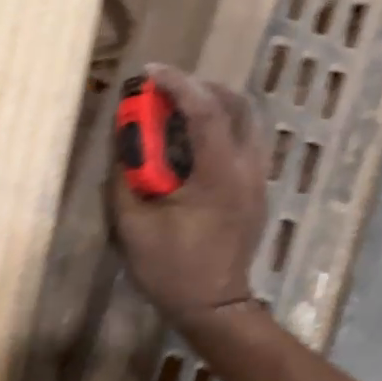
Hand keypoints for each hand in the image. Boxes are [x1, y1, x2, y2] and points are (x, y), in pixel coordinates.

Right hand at [108, 63, 267, 327]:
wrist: (216, 309)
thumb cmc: (171, 269)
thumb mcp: (132, 225)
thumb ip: (125, 177)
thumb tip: (122, 141)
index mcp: (218, 175)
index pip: (205, 110)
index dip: (176, 83)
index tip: (150, 71)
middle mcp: (247, 169)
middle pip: (238, 105)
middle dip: (201, 87)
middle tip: (166, 91)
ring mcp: (258, 180)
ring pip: (248, 121)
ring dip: (214, 105)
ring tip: (179, 111)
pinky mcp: (257, 191)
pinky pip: (245, 141)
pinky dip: (221, 127)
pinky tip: (192, 142)